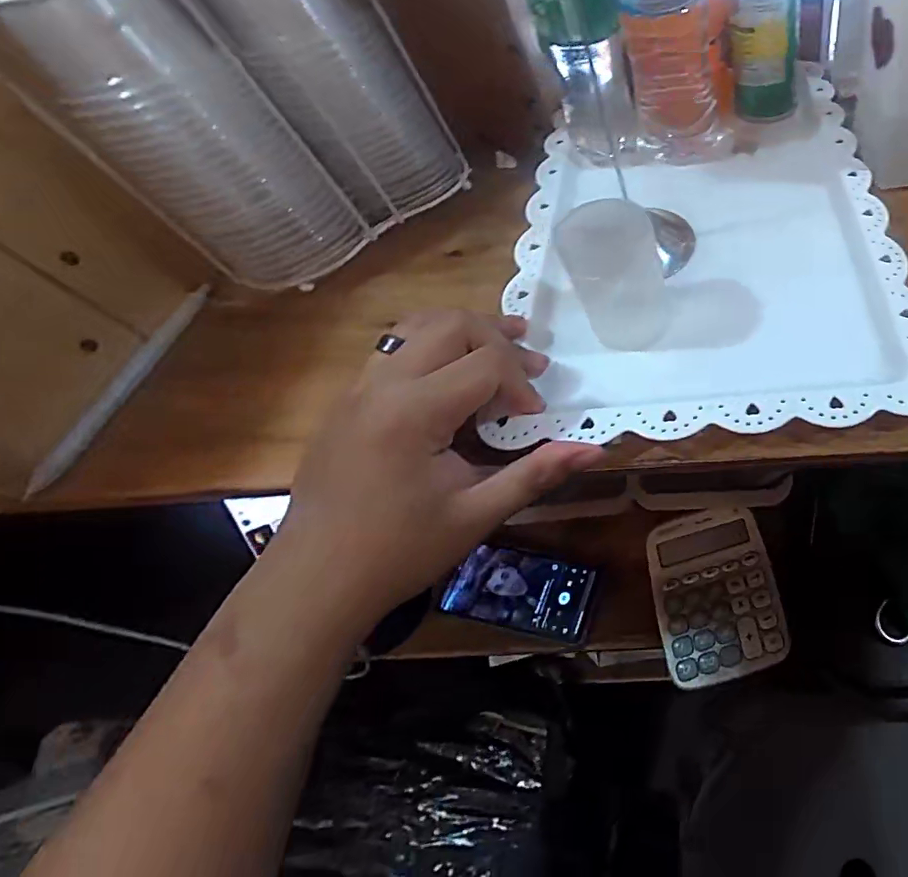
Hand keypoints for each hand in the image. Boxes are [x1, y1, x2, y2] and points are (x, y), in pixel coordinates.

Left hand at [268, 311, 602, 635]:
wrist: (313, 582)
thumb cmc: (399, 551)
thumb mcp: (477, 514)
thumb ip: (537, 473)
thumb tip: (594, 451)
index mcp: (412, 412)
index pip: (485, 363)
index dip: (521, 383)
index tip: (533, 418)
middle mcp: (380, 386)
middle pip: (451, 326)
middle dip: (499, 340)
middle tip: (531, 368)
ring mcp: (356, 390)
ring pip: (416, 326)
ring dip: (464, 331)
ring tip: (501, 348)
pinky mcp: (346, 402)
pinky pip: (394, 348)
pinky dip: (433, 346)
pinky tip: (452, 378)